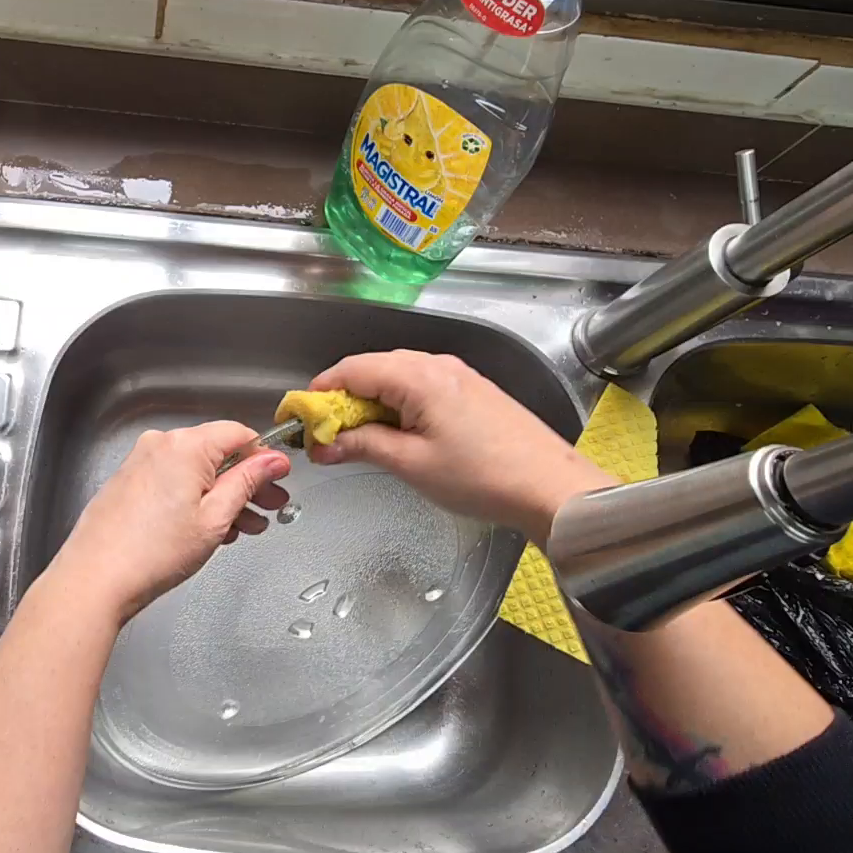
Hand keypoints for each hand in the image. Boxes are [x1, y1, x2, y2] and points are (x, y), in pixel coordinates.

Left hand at [42, 421, 291, 626]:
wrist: (95, 578)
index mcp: (185, 445)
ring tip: (242, 528)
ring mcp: (140, 463)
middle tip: (269, 507)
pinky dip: (195, 499)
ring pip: (195, 471)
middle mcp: (160, 445)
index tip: (278, 479)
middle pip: (216, 453)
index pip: (238, 434)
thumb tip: (272, 461)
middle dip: (246, 481)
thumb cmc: (153, 552)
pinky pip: (172, 481)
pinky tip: (209, 529)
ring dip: (223, 496)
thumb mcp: (215, 517)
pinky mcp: (128, 483)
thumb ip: (247, 483)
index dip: (263, 457)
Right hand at [304, 350, 612, 544]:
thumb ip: (360, 446)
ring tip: (354, 438)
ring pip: (394, 376)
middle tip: (323, 435)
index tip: (298, 419)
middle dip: (340, 399)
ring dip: (367, 402)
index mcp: (418, 376)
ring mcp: (457, 373)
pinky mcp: (471, 388)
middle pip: (371, 368)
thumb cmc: (482, 477)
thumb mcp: (411, 464)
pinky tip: (393, 432)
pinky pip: (418, 385)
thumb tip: (320, 446)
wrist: (553, 488)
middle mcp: (436, 363)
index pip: (351, 370)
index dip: (318, 393)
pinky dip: (394, 403)